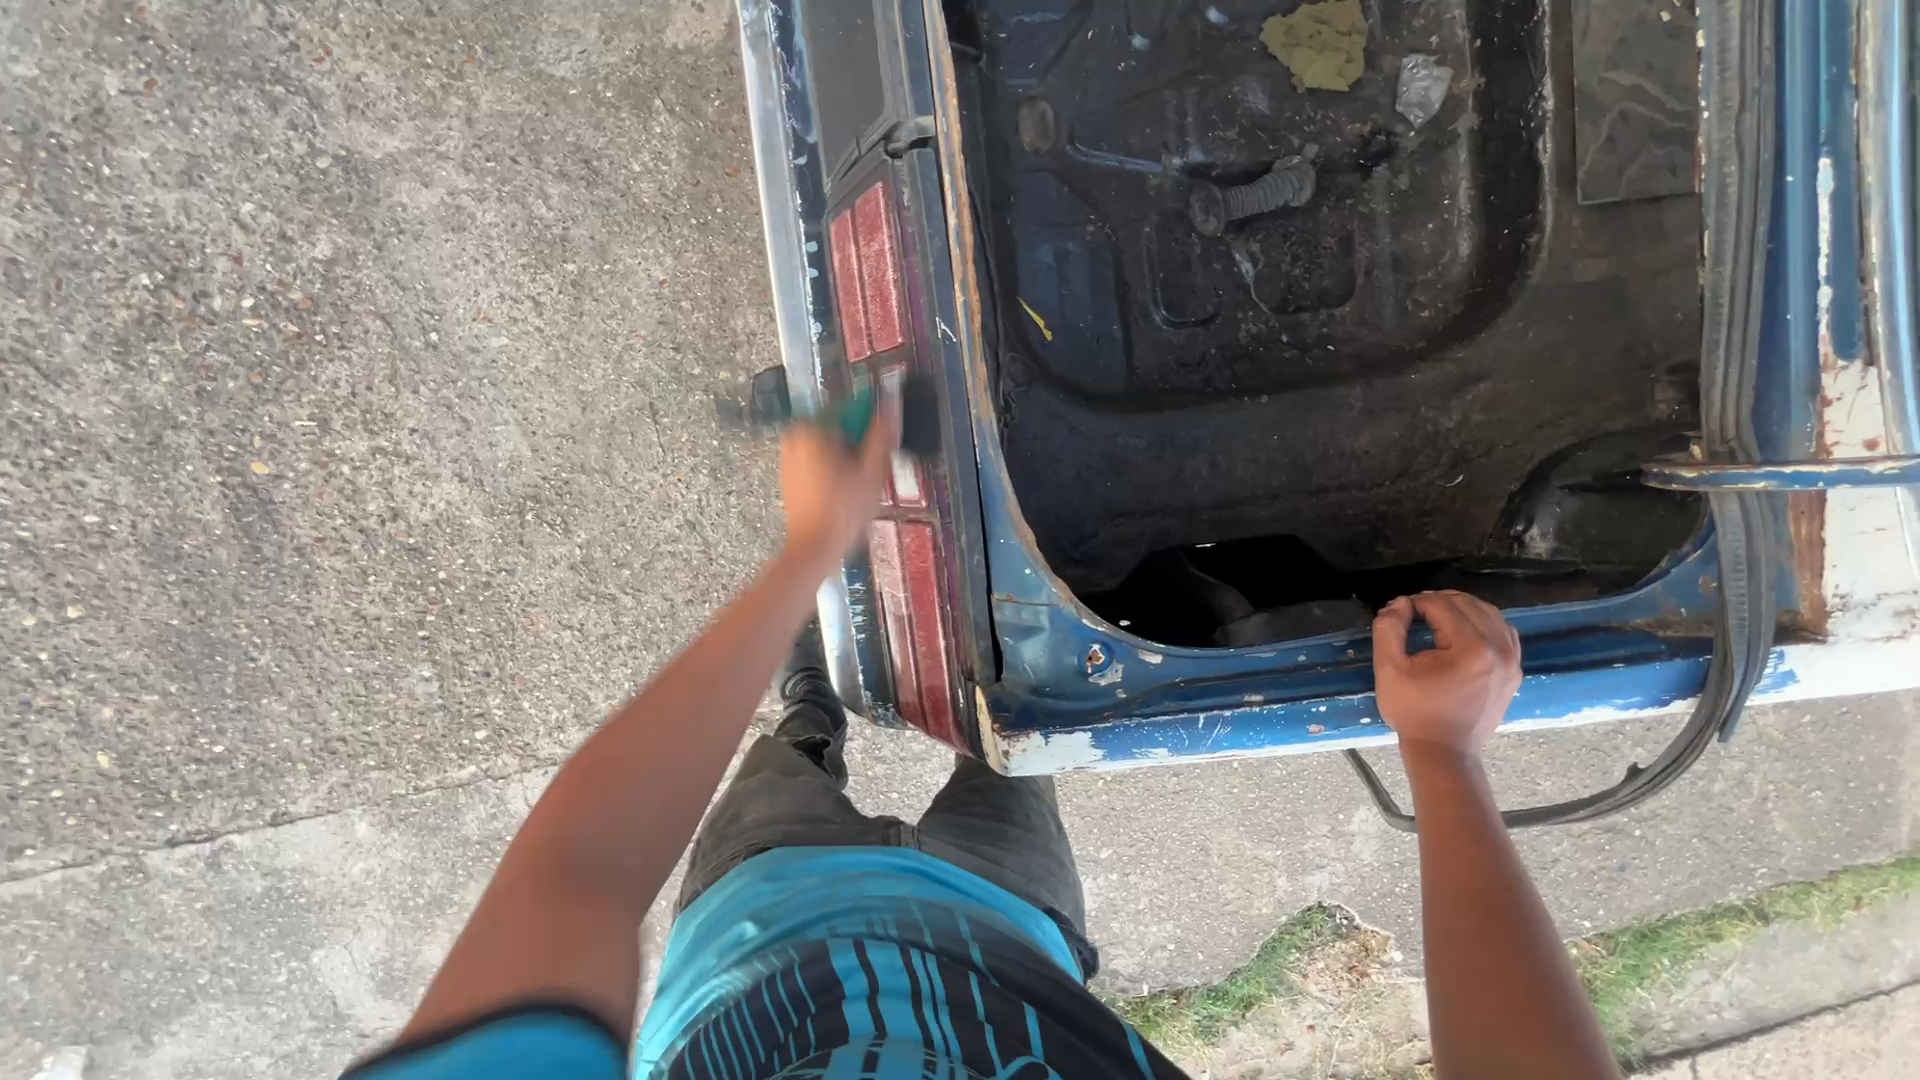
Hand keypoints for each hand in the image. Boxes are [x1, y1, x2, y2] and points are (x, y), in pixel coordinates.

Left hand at [778, 408, 897, 564]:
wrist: (814, 547)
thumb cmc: (844, 510)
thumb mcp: (872, 472)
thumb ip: (880, 437)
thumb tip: (886, 413)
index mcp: (811, 430)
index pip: (847, 413)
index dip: (866, 429)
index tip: (876, 450)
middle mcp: (794, 438)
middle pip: (836, 432)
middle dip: (854, 447)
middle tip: (867, 473)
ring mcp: (787, 459)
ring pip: (826, 450)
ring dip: (843, 461)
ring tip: (856, 487)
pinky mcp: (787, 478)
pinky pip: (815, 465)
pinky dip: (829, 474)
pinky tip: (841, 495)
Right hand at [1370, 590, 1520, 755]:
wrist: (1444, 750)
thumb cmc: (1413, 711)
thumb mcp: (1388, 668)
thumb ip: (1389, 629)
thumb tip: (1399, 604)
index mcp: (1470, 648)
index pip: (1442, 605)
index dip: (1415, 603)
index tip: (1397, 613)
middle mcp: (1499, 649)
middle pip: (1468, 604)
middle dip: (1437, 602)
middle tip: (1412, 612)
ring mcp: (1512, 661)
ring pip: (1490, 614)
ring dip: (1460, 608)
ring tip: (1435, 618)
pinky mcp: (1514, 671)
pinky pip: (1504, 632)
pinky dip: (1483, 623)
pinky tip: (1462, 631)